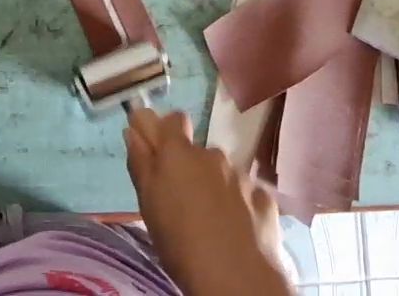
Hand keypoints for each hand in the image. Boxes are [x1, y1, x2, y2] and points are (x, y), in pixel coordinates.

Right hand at [125, 108, 290, 295]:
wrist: (237, 280)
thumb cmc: (180, 242)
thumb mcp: (148, 204)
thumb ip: (140, 162)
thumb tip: (133, 130)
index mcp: (179, 152)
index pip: (174, 119)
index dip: (168, 131)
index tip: (160, 152)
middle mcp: (212, 154)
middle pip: (199, 151)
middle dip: (191, 167)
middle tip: (184, 200)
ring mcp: (241, 175)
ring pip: (224, 172)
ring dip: (216, 186)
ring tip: (213, 220)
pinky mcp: (265, 197)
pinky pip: (248, 192)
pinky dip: (242, 204)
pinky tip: (238, 228)